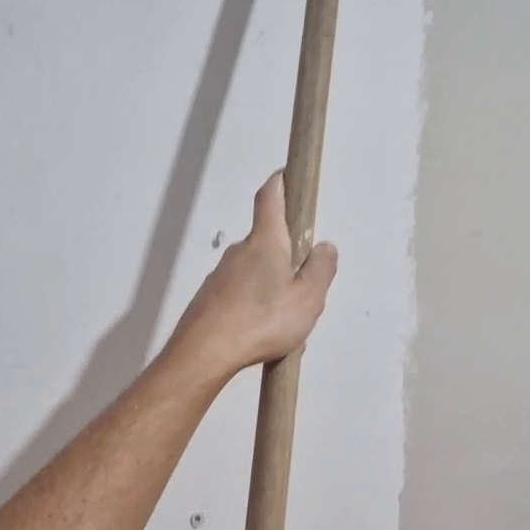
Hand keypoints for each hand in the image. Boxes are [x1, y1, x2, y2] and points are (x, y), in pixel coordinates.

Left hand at [165, 171, 339, 383]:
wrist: (204, 353)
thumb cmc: (261, 321)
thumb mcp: (307, 299)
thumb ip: (321, 270)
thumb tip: (325, 246)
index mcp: (265, 242)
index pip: (270, 197)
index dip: (280, 182)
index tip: (287, 175)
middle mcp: (238, 252)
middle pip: (266, 241)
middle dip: (286, 256)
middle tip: (304, 287)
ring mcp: (219, 276)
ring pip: (253, 273)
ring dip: (271, 289)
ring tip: (286, 324)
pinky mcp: (208, 300)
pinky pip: (239, 297)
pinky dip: (254, 309)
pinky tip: (262, 337)